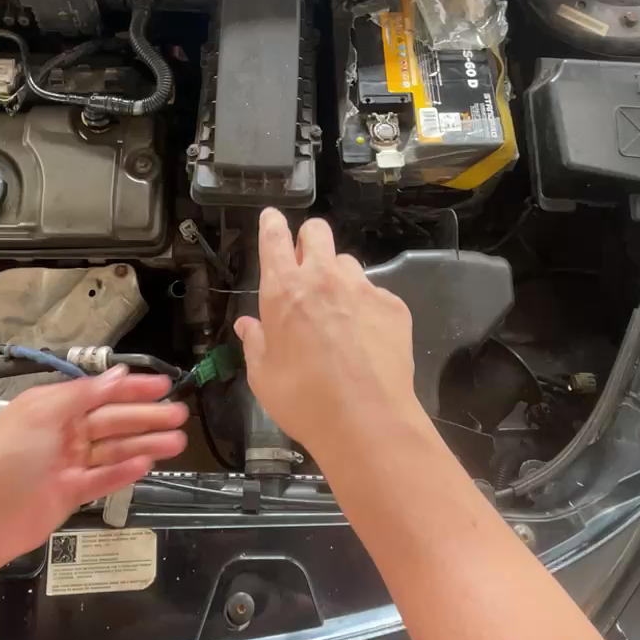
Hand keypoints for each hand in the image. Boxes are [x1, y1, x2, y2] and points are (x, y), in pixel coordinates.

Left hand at [0, 368, 187, 570]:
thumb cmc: (4, 459)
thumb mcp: (41, 413)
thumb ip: (82, 394)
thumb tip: (116, 374)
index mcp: (54, 406)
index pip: (101, 391)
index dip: (133, 387)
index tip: (162, 385)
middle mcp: (64, 430)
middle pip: (114, 419)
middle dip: (147, 415)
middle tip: (179, 414)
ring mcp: (68, 462)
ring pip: (115, 448)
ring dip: (145, 443)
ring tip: (176, 441)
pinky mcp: (71, 493)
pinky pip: (104, 478)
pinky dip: (125, 471)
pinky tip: (147, 464)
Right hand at [235, 208, 421, 460]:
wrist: (366, 421)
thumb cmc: (303, 400)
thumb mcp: (263, 376)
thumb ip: (255, 342)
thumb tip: (247, 325)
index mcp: (284, 290)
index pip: (274, 238)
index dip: (272, 223)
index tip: (272, 217)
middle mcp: (323, 278)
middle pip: (317, 231)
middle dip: (309, 239)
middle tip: (306, 266)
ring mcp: (362, 288)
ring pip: (347, 263)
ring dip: (338, 278)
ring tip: (339, 314)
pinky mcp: (392, 305)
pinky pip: (375, 293)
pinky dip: (367, 308)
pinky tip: (367, 340)